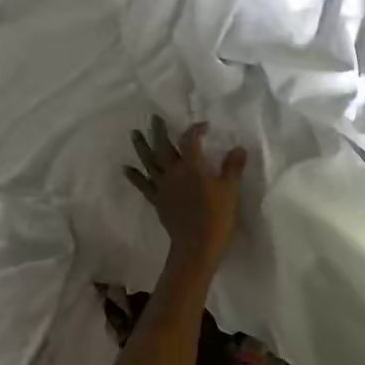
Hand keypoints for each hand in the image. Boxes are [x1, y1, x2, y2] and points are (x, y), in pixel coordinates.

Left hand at [125, 115, 245, 267]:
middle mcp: (173, 173)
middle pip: (163, 147)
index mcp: (192, 167)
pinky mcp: (157, 201)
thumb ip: (233, 167)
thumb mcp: (230, 190)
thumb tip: (238, 148)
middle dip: (159, 131)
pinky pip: (143, 186)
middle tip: (154, 118)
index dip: (195, 130)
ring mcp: (162, 187)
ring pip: (149, 163)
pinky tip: (126, 168)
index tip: (203, 126)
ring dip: (142, 147)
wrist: (197, 246)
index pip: (190, 141)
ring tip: (134, 134)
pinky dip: (134, 176)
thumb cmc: (216, 216)